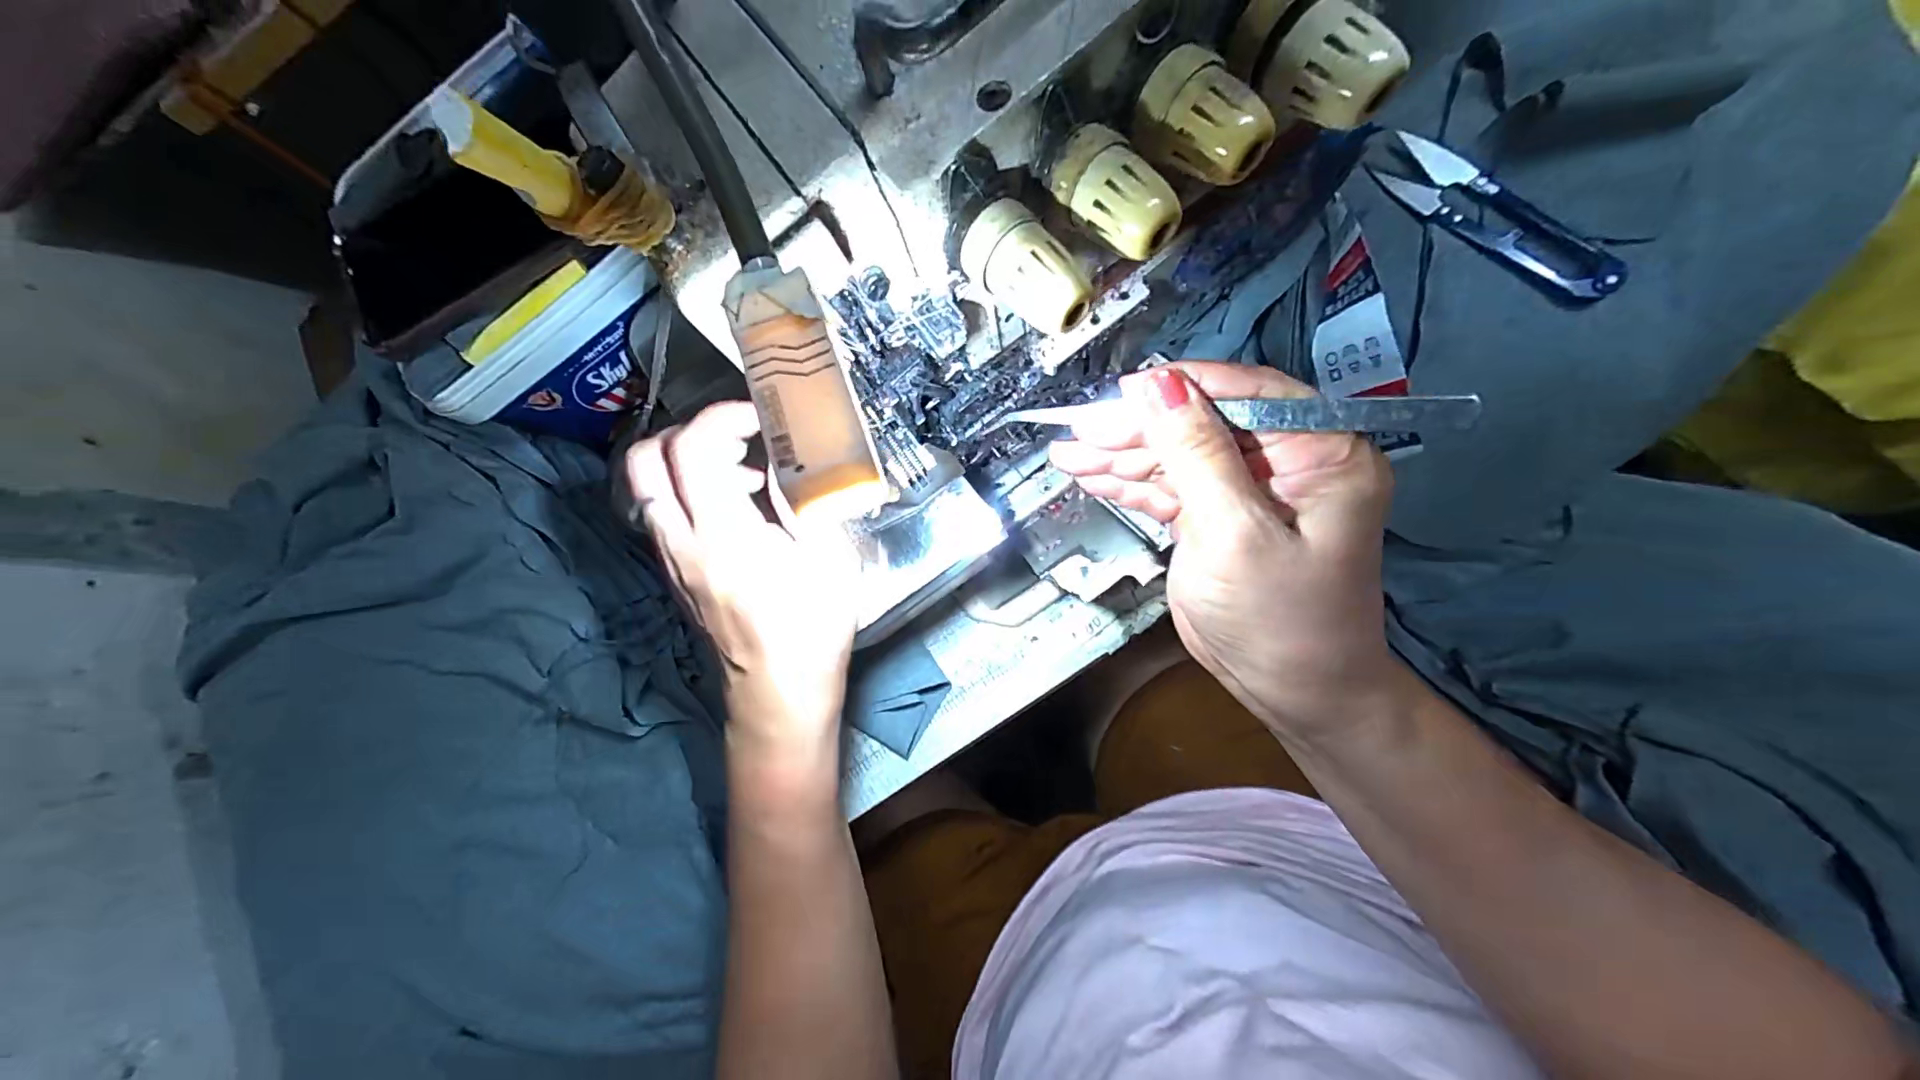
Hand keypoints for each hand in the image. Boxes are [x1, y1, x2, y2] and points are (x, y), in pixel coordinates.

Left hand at [623, 402, 859, 763]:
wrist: (778, 694)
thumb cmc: (812, 632)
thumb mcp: (830, 562)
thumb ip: (806, 504)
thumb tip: (788, 466)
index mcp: (725, 537)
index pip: (693, 449)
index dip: (721, 417)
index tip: (759, 419)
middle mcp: (682, 543)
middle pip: (646, 459)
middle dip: (689, 431)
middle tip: (738, 440)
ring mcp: (670, 560)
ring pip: (646, 486)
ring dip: (684, 461)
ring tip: (739, 473)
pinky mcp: (673, 574)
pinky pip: (661, 513)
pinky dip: (686, 491)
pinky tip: (733, 508)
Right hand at [1048, 362, 1397, 744]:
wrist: (1291, 692)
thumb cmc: (1282, 620)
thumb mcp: (1236, 532)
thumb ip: (1196, 453)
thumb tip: (1160, 386)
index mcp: (1322, 449)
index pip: (1246, 393)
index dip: (1180, 389)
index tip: (1122, 392)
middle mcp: (1287, 459)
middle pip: (1200, 423)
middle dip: (1138, 429)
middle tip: (1080, 430)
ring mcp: (1246, 488)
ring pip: (1176, 454)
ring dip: (1122, 455)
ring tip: (1069, 453)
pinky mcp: (1215, 516)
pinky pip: (1168, 486)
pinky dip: (1129, 482)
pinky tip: (1091, 474)